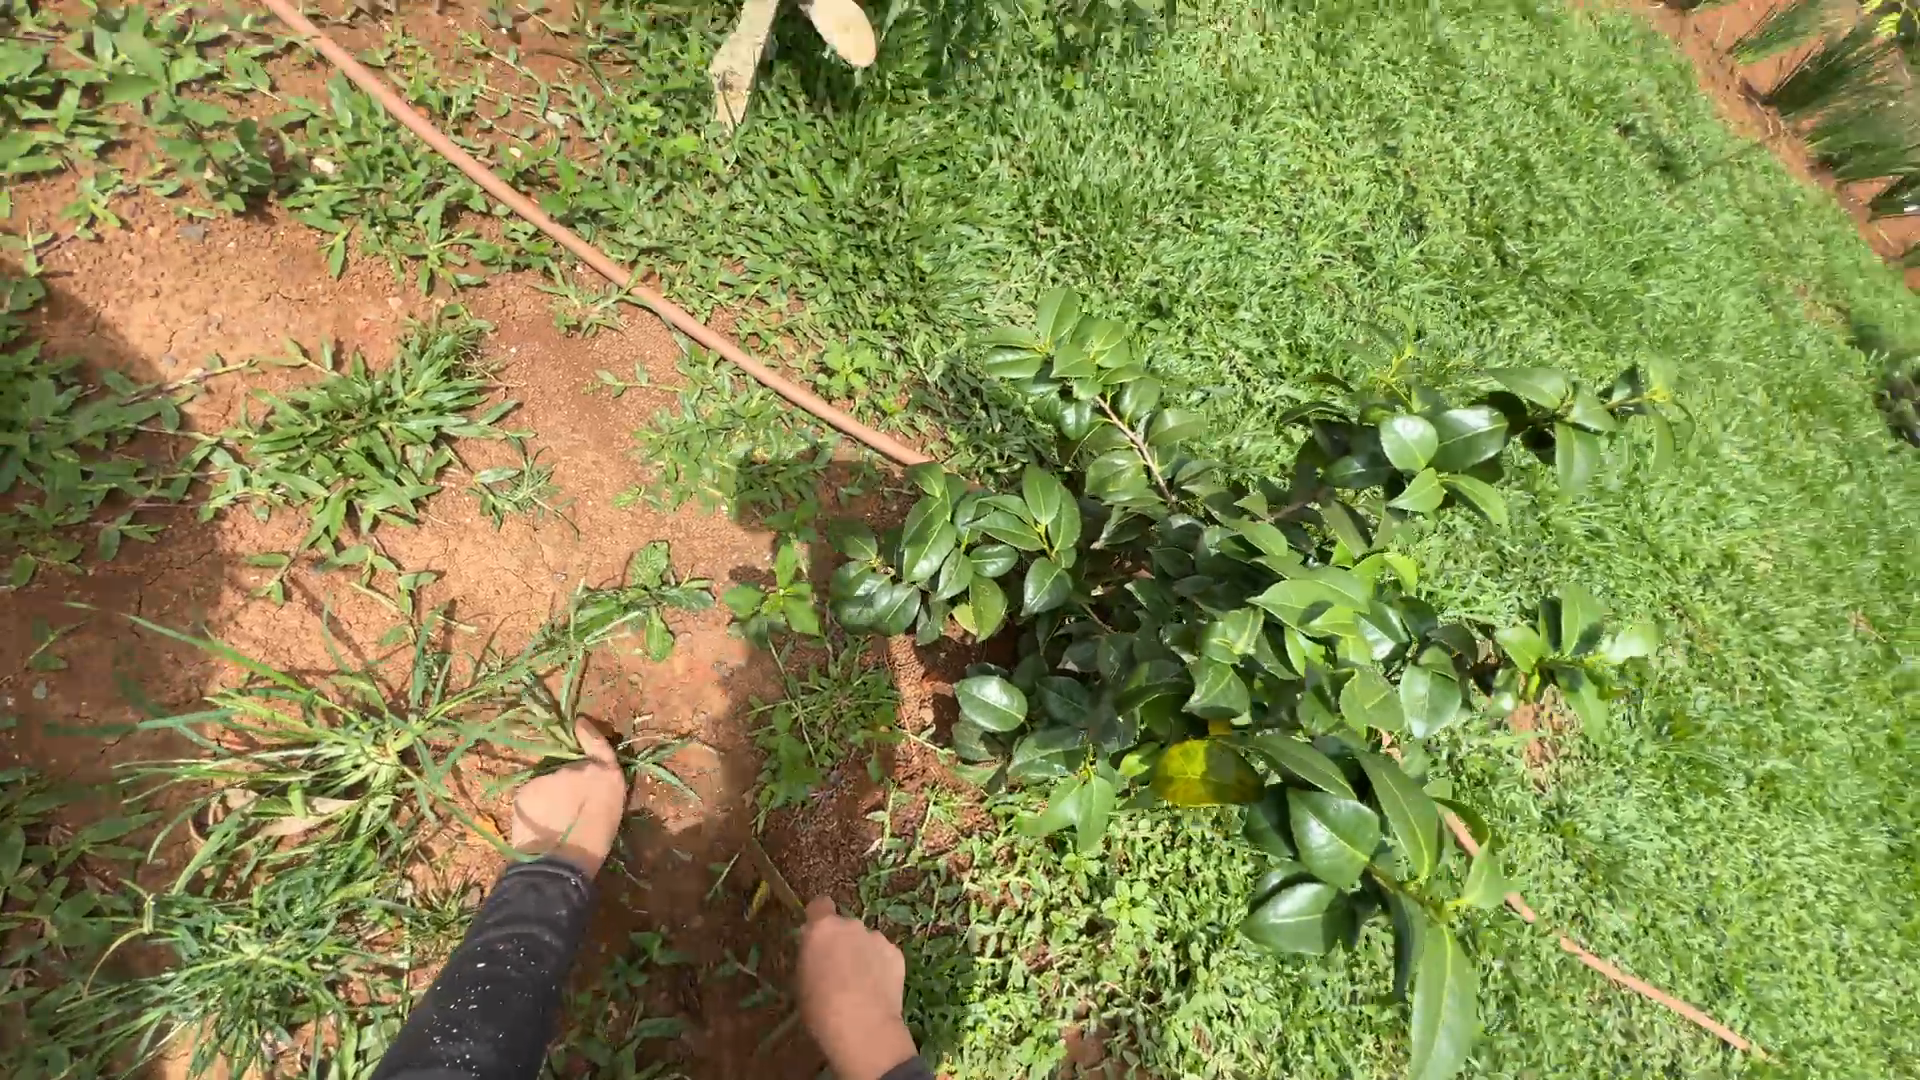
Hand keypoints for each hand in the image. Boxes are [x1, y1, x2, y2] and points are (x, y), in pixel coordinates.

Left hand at [509, 718, 627, 876]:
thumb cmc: (594, 843)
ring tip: (551, 820)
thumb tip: (587, 784)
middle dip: (568, 782)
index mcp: (608, 773)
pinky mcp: (528, 787)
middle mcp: (580, 767)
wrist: (559, 861)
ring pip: (549, 780)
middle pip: (570, 767)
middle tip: (566, 807)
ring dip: (550, 794)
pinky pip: (532, 792)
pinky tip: (537, 823)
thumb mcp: (612, 809)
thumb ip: (601, 787)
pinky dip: (534, 803)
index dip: (588, 732)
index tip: (579, 723)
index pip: (598, 744)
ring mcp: (552, 774)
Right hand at [797, 896, 917, 1079]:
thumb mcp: (802, 982)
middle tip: (838, 970)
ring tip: (861, 986)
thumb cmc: (821, 1009)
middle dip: (842, 942)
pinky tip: (878, 991)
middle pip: (844, 927)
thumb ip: (810, 956)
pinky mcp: (896, 953)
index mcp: (823, 928)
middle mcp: (851, 925)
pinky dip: (880, 967)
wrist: (863, 1027)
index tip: (817, 933)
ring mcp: (876, 937)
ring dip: (863, 954)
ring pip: (866, 941)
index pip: (819, 904)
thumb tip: (817, 950)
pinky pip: (884, 955)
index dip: (818, 916)